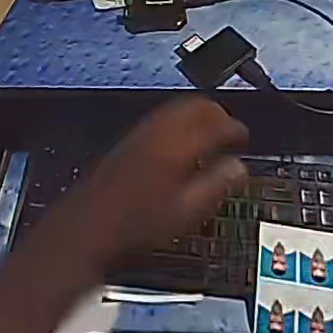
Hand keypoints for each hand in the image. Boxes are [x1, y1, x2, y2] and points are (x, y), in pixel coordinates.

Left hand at [34, 97, 247, 276]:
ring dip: (196, 115)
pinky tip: (179, 143)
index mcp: (177, 146)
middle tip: (229, 129)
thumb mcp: (187, 212)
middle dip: (216, 114)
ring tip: (208, 132)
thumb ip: (217, 185)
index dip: (235, 128)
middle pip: (194, 106)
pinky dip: (177, 123)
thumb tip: (239, 169)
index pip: (215, 123)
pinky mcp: (127, 141)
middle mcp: (157, 132)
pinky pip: (159, 119)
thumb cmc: (134, 224)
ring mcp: (139, 133)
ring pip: (175, 108)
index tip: (243, 137)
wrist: (89, 226)